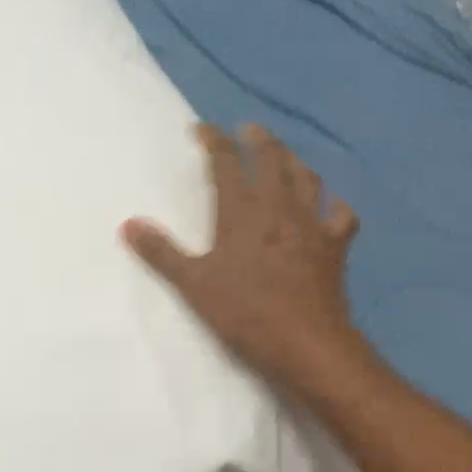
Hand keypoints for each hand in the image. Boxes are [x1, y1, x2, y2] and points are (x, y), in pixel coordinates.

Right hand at [124, 124, 372, 393]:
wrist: (305, 342)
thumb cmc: (245, 313)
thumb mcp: (194, 285)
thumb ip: (162, 253)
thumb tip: (129, 224)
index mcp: (242, 211)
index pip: (225, 162)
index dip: (213, 141)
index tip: (202, 129)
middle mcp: (280, 207)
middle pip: (272, 159)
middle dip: (259, 139)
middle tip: (250, 129)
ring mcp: (313, 224)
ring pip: (308, 179)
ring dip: (296, 163)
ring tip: (287, 158)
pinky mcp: (336, 247)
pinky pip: (342, 217)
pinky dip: (337, 207)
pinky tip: (333, 207)